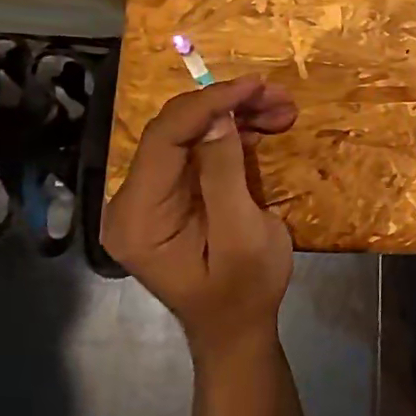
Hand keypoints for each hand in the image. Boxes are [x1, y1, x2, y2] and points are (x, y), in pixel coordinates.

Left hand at [102, 77, 298, 355]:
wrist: (237, 329)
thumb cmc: (242, 292)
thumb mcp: (242, 237)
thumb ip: (224, 175)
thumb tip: (219, 117)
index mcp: (138, 216)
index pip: (164, 138)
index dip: (207, 104)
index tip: (254, 86)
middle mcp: (133, 199)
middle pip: (174, 129)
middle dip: (227, 105)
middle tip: (278, 97)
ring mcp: (151, 193)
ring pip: (189, 130)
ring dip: (236, 113)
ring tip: (282, 108)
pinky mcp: (172, 191)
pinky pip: (198, 146)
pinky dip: (233, 130)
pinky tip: (266, 125)